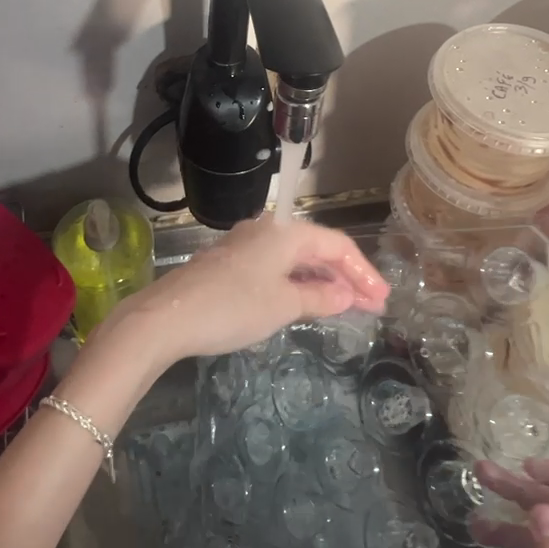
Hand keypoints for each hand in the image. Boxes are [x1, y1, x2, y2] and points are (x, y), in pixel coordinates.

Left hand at [96, 218, 387, 369]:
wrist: (166, 316)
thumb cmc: (231, 307)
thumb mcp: (282, 306)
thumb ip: (319, 298)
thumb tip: (346, 295)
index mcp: (285, 232)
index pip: (337, 245)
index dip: (363, 272)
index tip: (382, 299)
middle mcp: (266, 230)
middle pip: (317, 248)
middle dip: (346, 276)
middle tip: (371, 306)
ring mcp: (245, 246)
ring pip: (296, 258)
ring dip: (323, 281)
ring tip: (346, 307)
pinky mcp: (230, 264)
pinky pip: (276, 268)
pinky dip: (298, 283)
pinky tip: (306, 301)